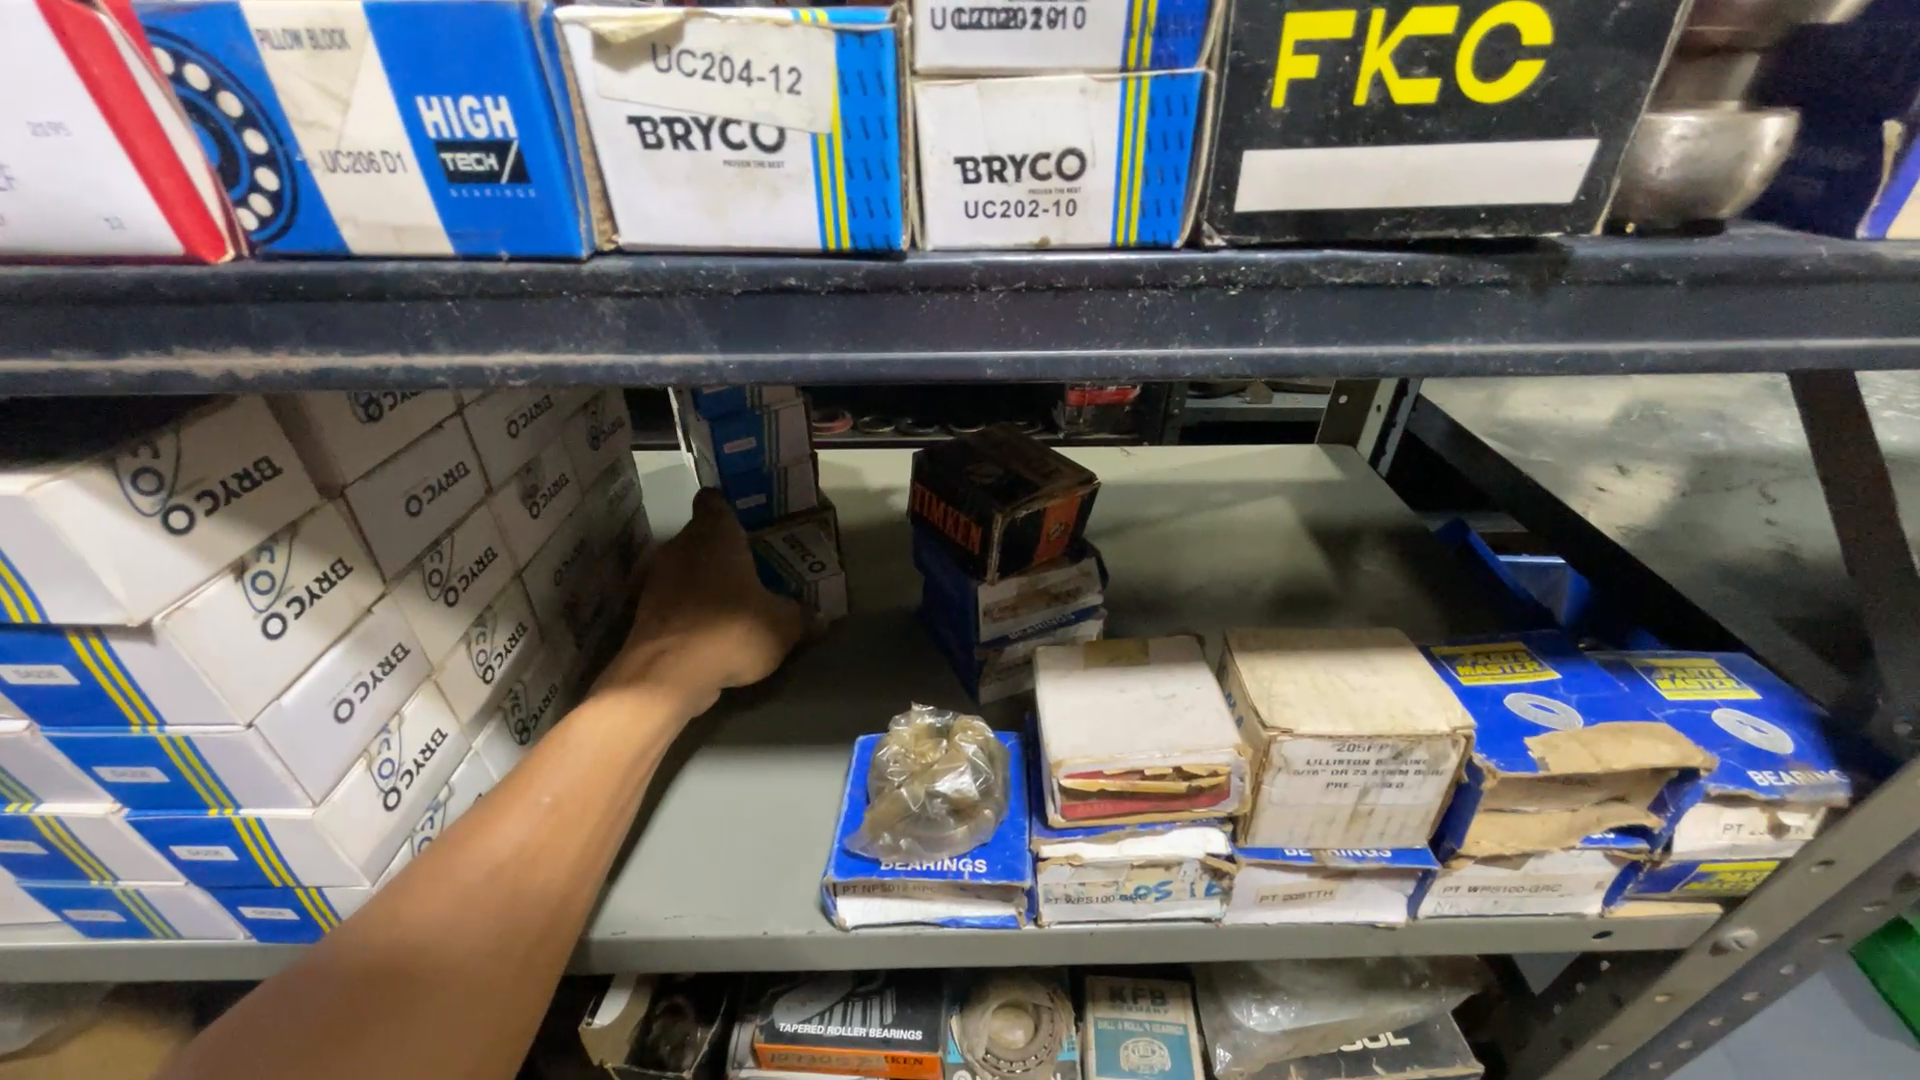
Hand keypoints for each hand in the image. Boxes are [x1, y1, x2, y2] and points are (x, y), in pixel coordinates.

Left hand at [589, 489, 805, 714]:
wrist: (667, 676)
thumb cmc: (731, 629)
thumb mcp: (783, 625)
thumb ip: (801, 616)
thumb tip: (820, 617)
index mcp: (715, 533)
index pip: (714, 500)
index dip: (730, 507)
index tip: (749, 523)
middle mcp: (681, 546)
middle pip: (702, 536)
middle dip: (725, 550)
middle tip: (756, 567)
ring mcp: (658, 579)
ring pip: (688, 568)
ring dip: (708, 581)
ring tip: (738, 601)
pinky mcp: (646, 612)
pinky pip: (676, 600)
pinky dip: (692, 609)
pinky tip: (715, 630)